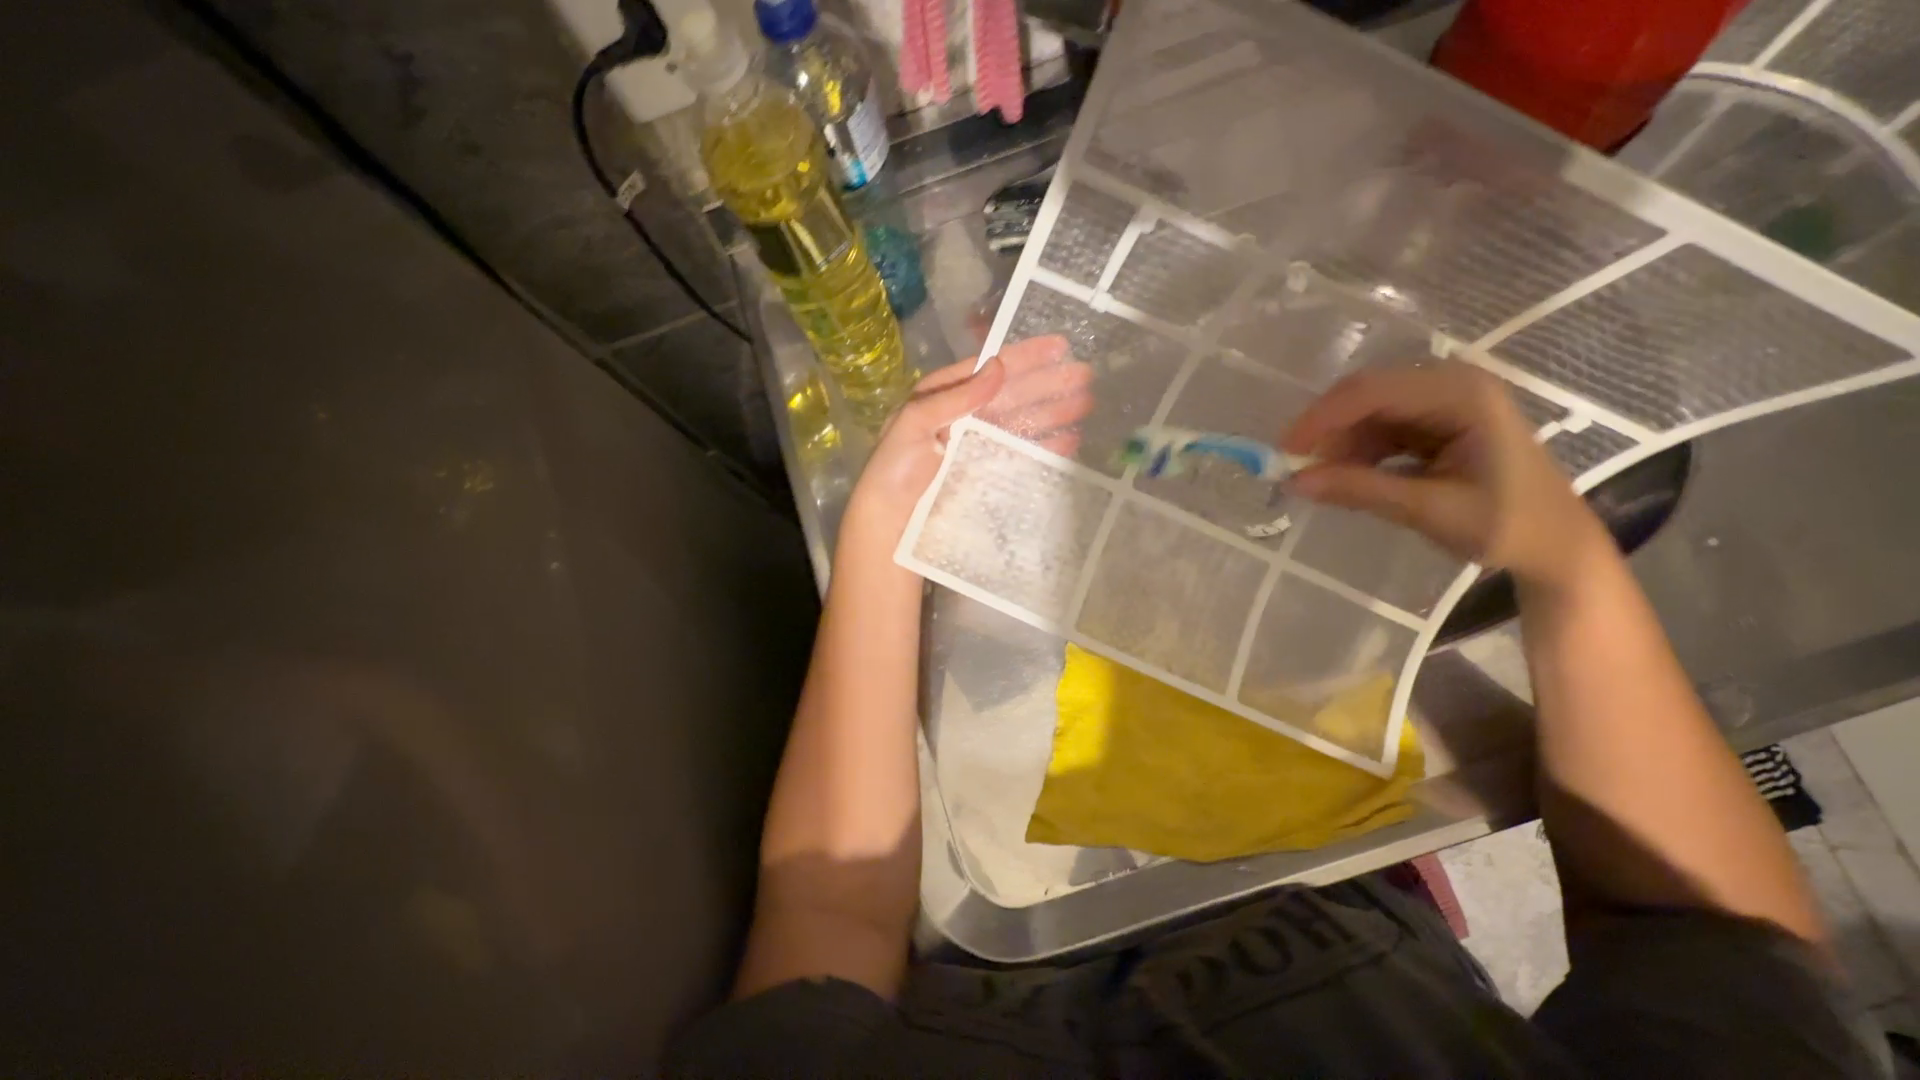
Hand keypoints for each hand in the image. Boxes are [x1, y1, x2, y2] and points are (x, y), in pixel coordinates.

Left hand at [842, 335, 1092, 555]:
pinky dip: (1046, 446)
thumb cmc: (894, 470)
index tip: (1059, 346)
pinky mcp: (986, 473)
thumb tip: (998, 366)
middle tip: (1086, 376)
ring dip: (1054, 411)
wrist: (888, 523)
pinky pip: (1021, 453)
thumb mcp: (914, 423)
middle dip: (1049, 384)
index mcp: (943, 396)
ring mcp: (977, 445)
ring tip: (1086, 404)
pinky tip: (1068, 440)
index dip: (1025, 357)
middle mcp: (963, 416)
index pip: (990, 369)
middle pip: (1013, 394)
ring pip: (1022, 421)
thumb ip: (956, 396)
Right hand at [1281, 364, 1607, 588]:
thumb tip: (1295, 482)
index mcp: (1462, 394)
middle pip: (1369, 394)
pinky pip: (1384, 427)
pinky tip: (1346, 476)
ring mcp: (1446, 402)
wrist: (1558, 547)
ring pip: (1371, 411)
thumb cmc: (1507, 527)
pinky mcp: (1439, 422)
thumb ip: (1362, 491)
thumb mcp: (1430, 511)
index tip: (1284, 453)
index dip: (1323, 418)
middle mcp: (1453, 385)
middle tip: (1293, 467)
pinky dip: (1360, 451)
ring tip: (1319, 479)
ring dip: (1341, 442)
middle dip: (1327, 429)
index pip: (1374, 392)